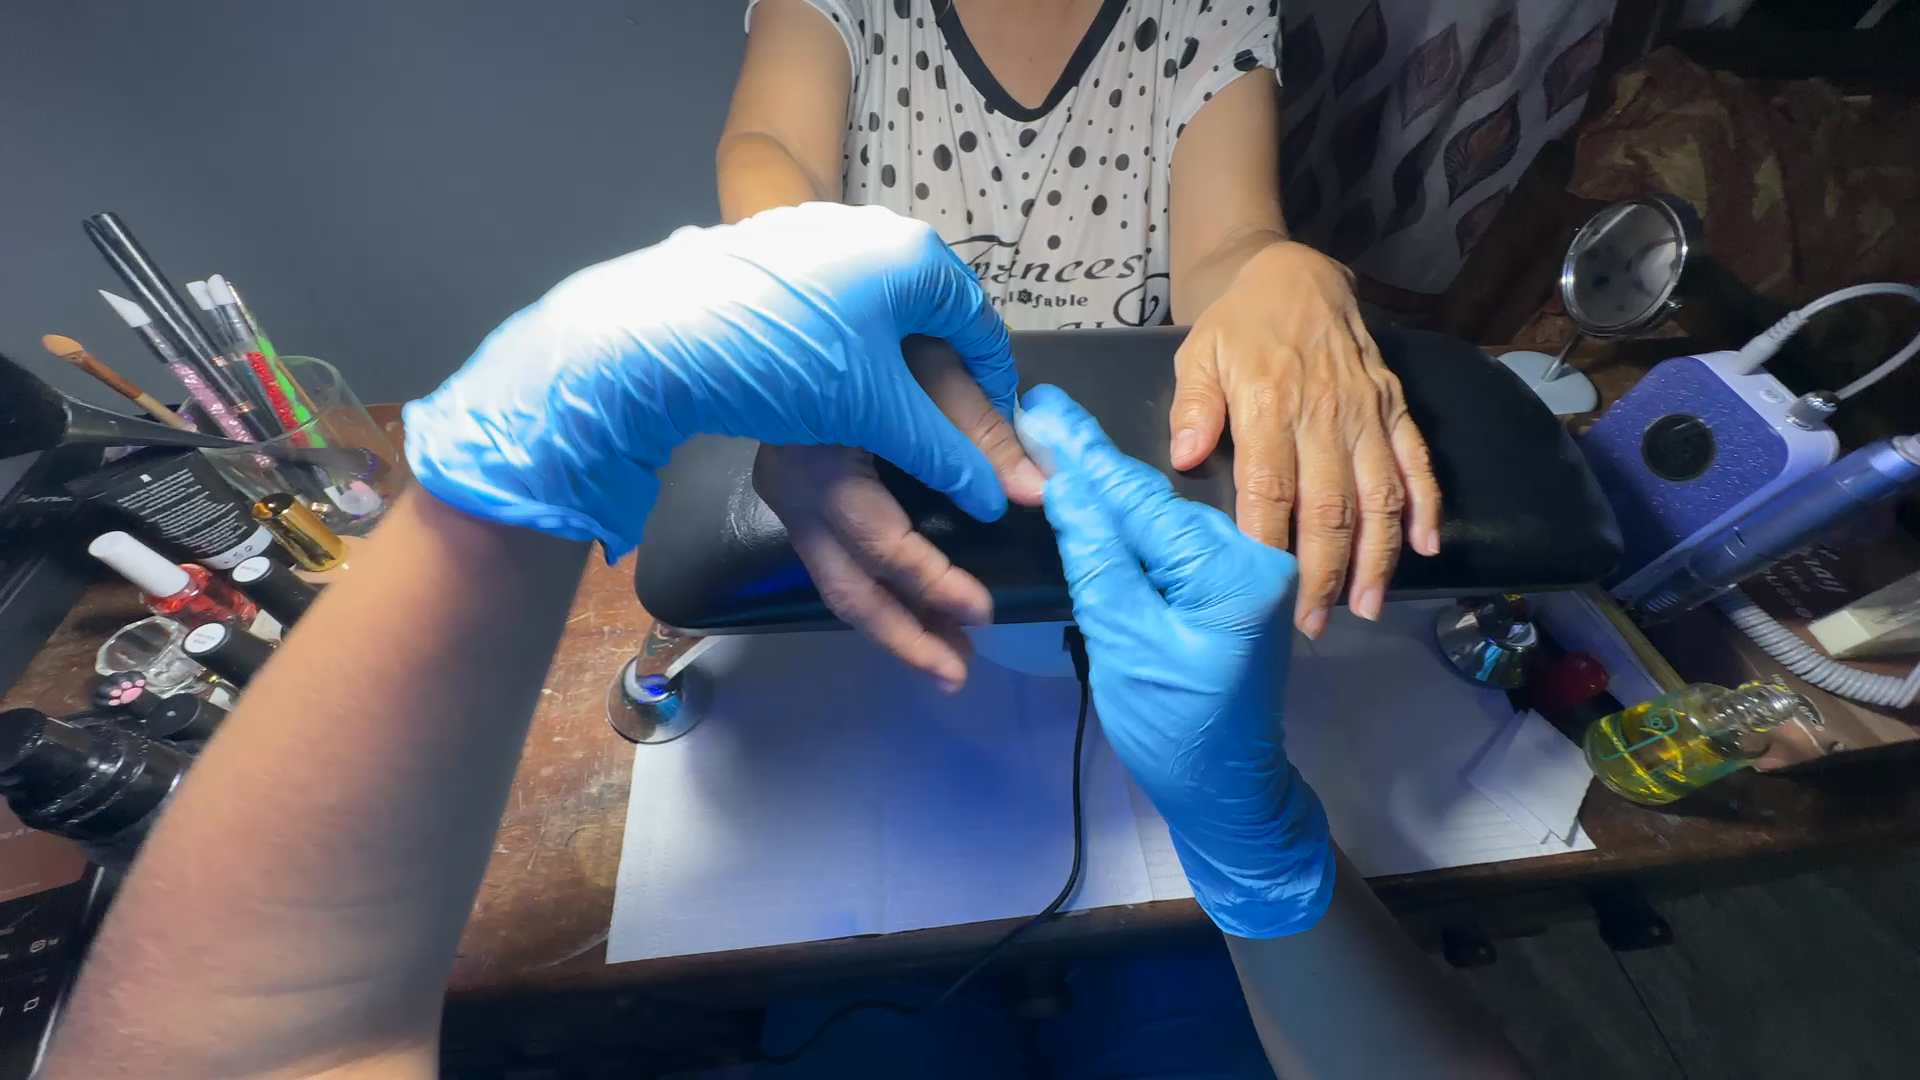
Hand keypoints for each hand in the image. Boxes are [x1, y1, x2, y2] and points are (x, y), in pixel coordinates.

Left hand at [403, 204, 1015, 557]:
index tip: (996, 439)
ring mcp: (822, 237)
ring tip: (888, 414)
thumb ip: (946, 450)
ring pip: (887, 314)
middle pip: (936, 320)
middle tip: (942, 433)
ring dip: (898, 367)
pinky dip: (855, 349)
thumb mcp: (876, 409)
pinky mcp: (779, 255)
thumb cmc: (790, 361)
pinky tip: (836, 382)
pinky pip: (844, 307)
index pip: (982, 328)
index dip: (995, 390)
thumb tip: (1004, 499)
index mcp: (915, 256)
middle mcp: (876, 231)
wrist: (653, 333)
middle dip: (945, 382)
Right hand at [754, 341, 1044, 691]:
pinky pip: (832, 565)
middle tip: (955, 673)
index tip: (983, 612)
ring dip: (892, 627)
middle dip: (905, 635)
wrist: (805, 307)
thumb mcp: (933, 369)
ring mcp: (785, 500)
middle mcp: (793, 490)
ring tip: (943, 663)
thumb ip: (984, 434)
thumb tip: (1040, 494)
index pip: (883, 540)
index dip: (935, 582)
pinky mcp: (792, 502)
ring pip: (835, 585)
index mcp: (825, 458)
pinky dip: (877, 596)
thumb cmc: (869, 322)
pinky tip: (914, 614)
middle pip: (846, 586)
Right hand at [1020, 385, 1333, 938]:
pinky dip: (1129, 529)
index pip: (1141, 499)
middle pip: (1152, 502)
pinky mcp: (1231, 582)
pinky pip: (1169, 543)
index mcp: (1232, 572)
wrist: (1223, 786)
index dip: (1084, 453)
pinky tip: (1093, 506)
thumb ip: (1098, 557)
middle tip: (1039, 421)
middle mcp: (1253, 555)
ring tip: (1055, 455)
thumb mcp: (1122, 642)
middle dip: (1091, 467)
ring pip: (1158, 519)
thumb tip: (1067, 487)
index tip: (1042, 409)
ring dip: (1106, 496)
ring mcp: (1247, 567)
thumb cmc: (1171, 727)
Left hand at [1169, 241, 1440, 636]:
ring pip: (1380, 494)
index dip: (1270, 543)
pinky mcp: (1395, 406)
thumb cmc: (1236, 328)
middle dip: (1322, 571)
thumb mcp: (1197, 357)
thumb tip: (1186, 458)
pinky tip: (1425, 548)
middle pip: (1329, 505)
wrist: (1294, 276)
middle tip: (1312, 622)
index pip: (1270, 487)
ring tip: (1365, 606)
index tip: (1265, 592)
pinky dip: (1426, 505)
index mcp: (1269, 406)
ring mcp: (1367, 412)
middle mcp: (1325, 415)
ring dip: (1376, 555)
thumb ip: (1193, 408)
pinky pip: (1417, 459)